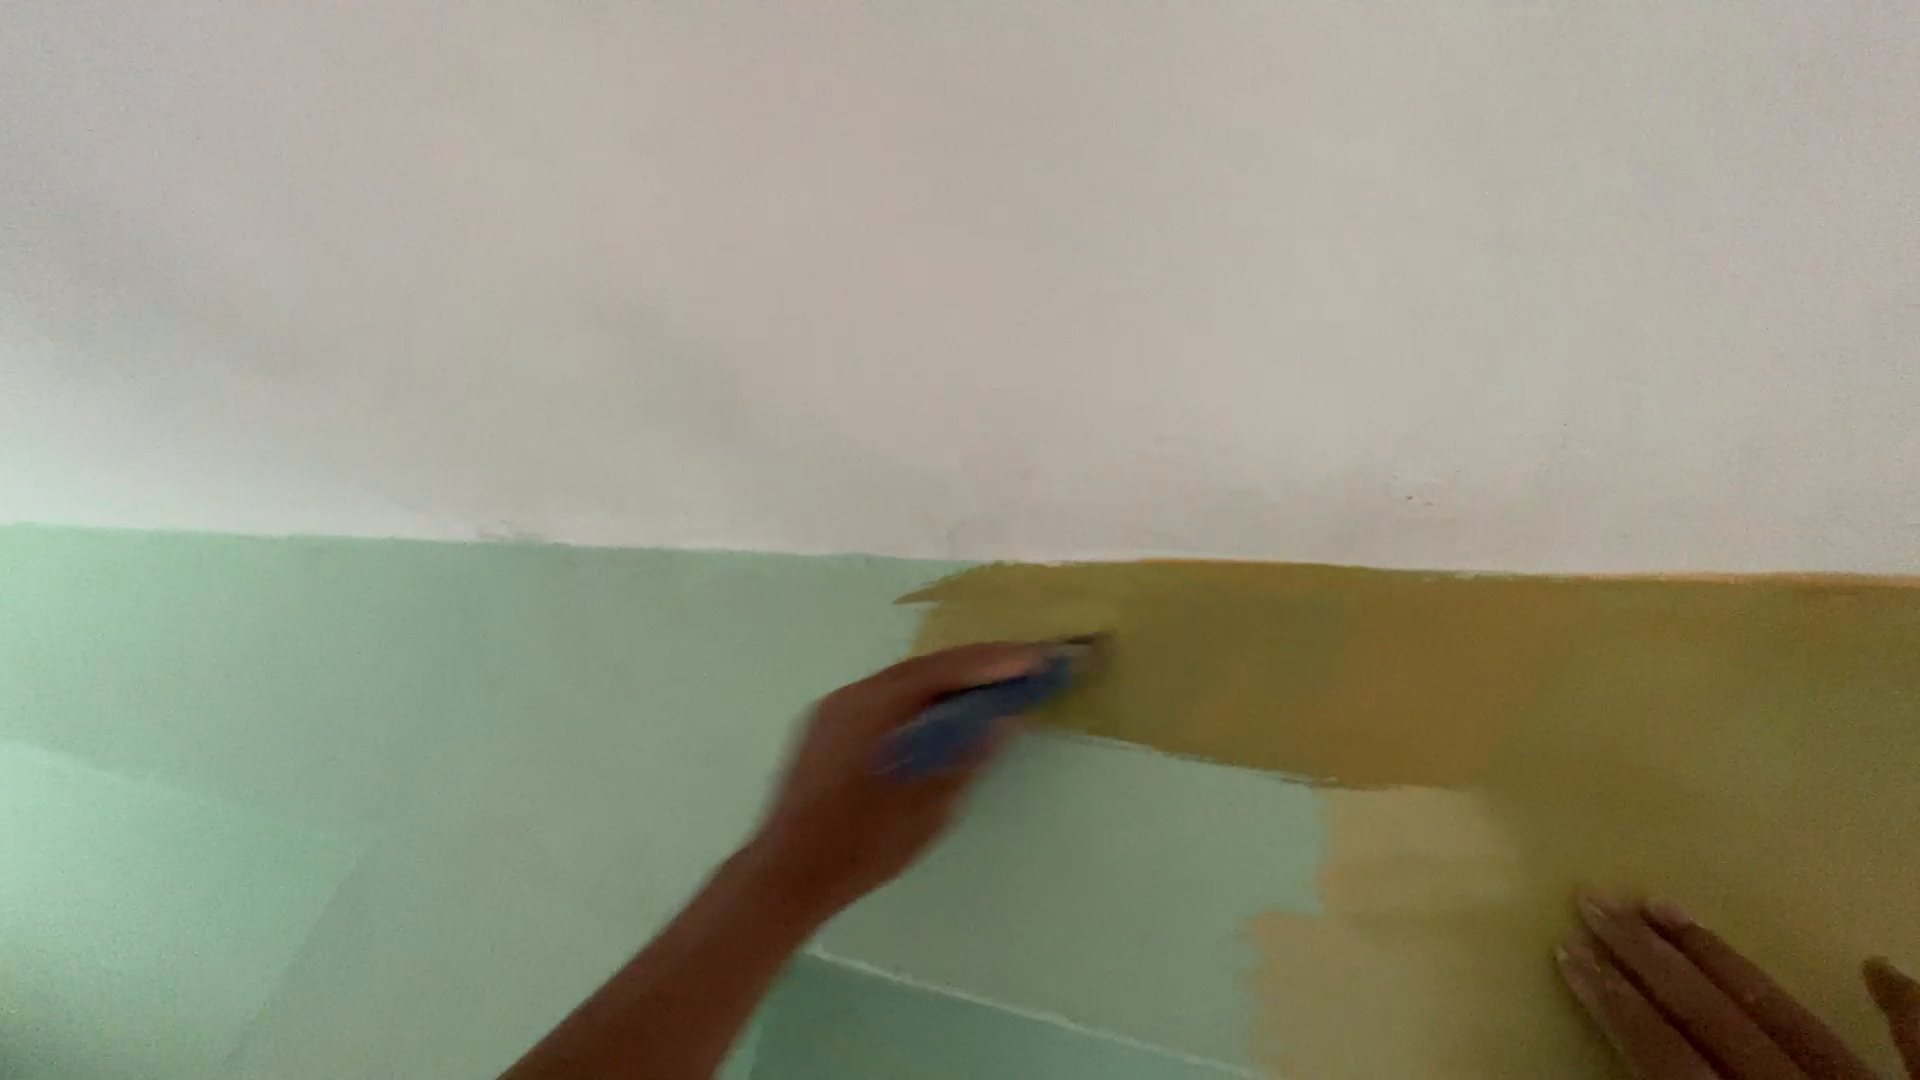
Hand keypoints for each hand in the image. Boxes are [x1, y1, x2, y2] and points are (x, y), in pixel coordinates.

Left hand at [743, 642, 1051, 927]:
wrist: (785, 874)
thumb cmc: (861, 844)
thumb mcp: (927, 805)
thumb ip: (963, 756)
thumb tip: (998, 720)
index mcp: (876, 704)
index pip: (945, 669)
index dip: (995, 662)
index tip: (1036, 659)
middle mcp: (853, 694)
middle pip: (924, 669)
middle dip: (976, 667)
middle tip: (1023, 667)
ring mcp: (835, 709)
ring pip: (903, 684)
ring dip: (948, 685)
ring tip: (992, 689)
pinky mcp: (827, 729)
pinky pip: (885, 701)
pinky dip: (920, 702)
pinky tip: (942, 717)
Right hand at [1557, 890, 1919, 1078]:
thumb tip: (1620, 1078)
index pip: (1666, 1059)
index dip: (1613, 1003)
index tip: (1568, 950)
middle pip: (1713, 1022)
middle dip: (1648, 959)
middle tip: (1597, 901)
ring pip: (1787, 1021)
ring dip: (1720, 960)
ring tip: (1664, 907)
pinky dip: (1911, 1014)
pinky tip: (1879, 966)